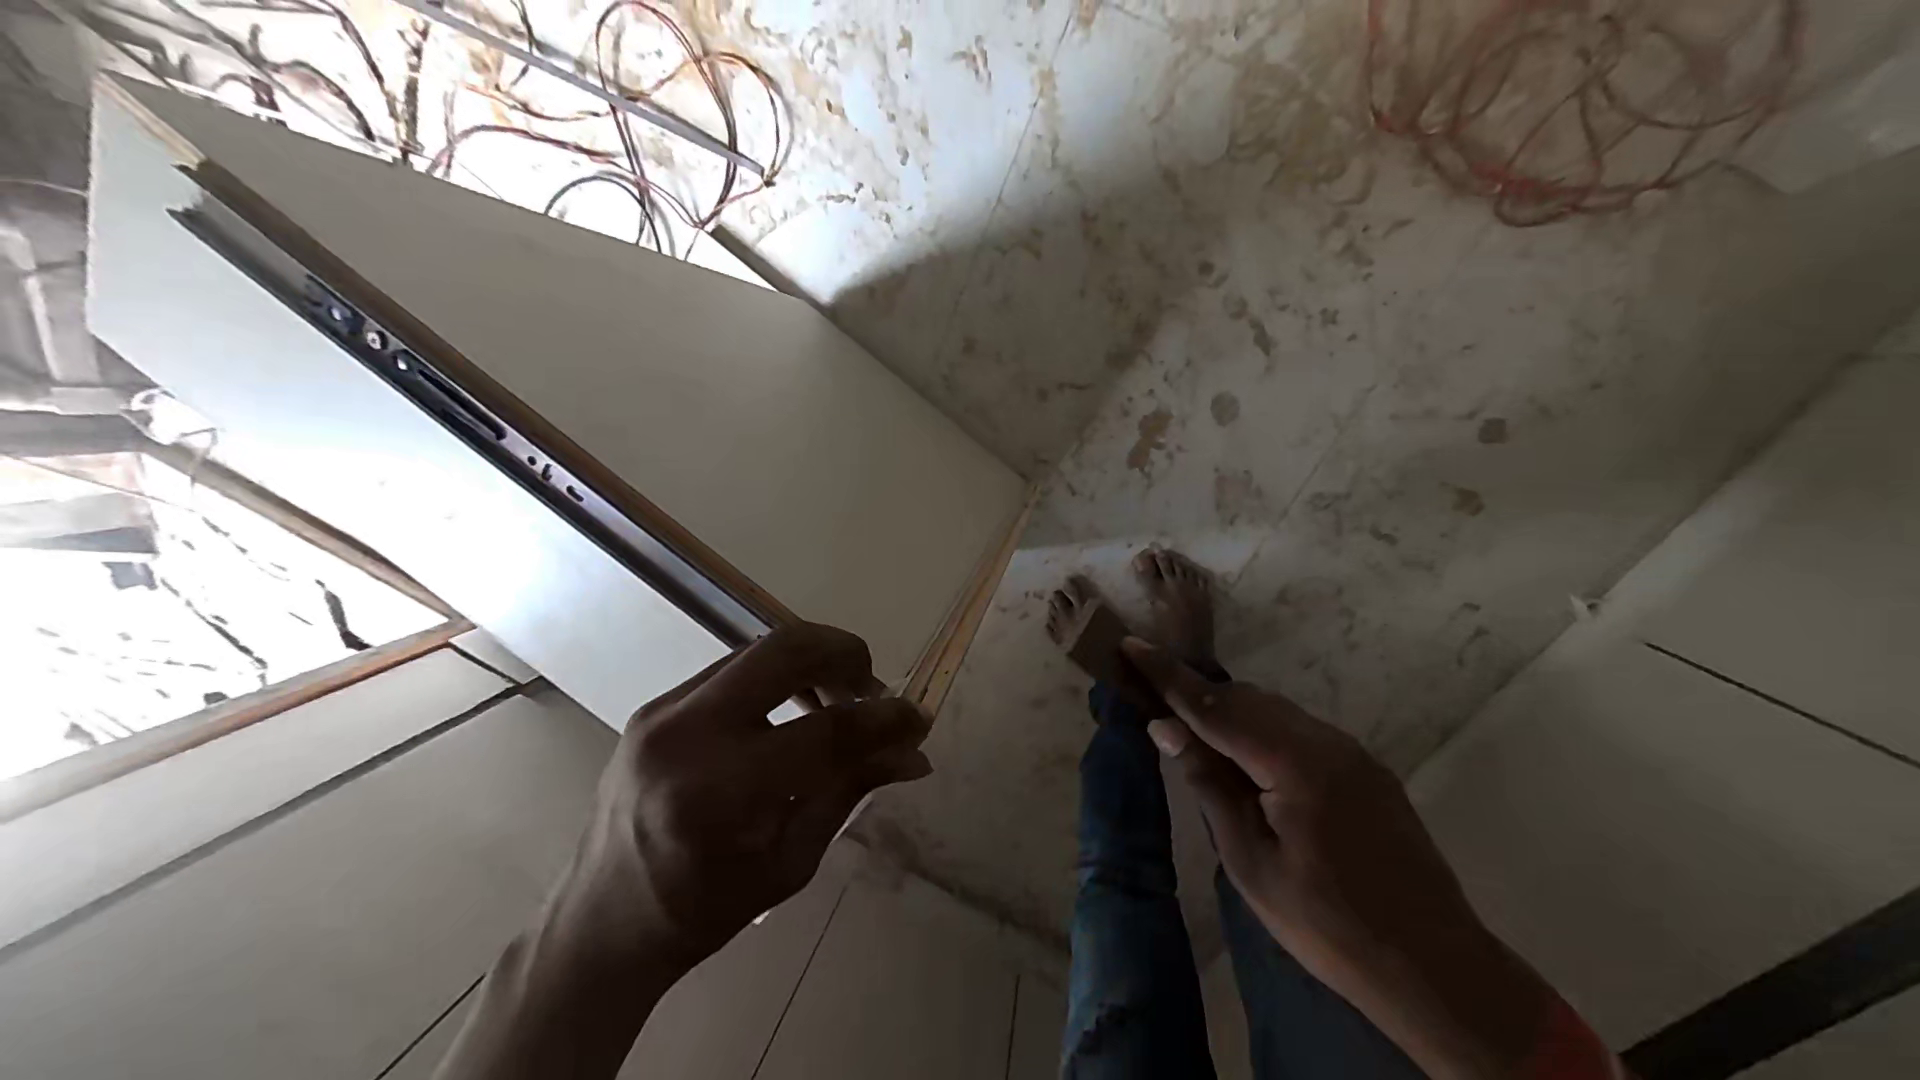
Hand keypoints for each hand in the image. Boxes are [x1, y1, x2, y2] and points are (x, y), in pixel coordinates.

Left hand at [433, 624, 931, 1079]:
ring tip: (840, 701)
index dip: (881, 719)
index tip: (917, 718)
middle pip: (785, 651)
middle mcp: (686, 733)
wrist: (603, 920)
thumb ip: (850, 791)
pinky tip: (796, 709)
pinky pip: (735, 667)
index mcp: (719, 793)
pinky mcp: (658, 704)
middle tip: (874, 688)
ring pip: (760, 648)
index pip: (824, 732)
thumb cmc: (704, 909)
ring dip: (814, 661)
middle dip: (846, 656)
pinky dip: (780, 675)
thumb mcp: (791, 862)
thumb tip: (913, 753)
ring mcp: (664, 710)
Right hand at [1122, 637, 1577, 1079]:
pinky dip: (1261, 731)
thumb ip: (1209, 784)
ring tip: (1196, 740)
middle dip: (1196, 695)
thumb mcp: (1249, 860)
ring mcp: (1351, 752)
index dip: (1167, 675)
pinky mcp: (1364, 768)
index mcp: (1295, 764)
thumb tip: (1166, 727)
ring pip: (1273, 711)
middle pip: (1245, 699)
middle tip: (1154, 707)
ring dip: (1229, 714)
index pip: (1214, 706)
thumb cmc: (1326, 923)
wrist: (1435, 967)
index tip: (1131, 644)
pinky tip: (1248, 765)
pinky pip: (1298, 730)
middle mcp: (1326, 741)